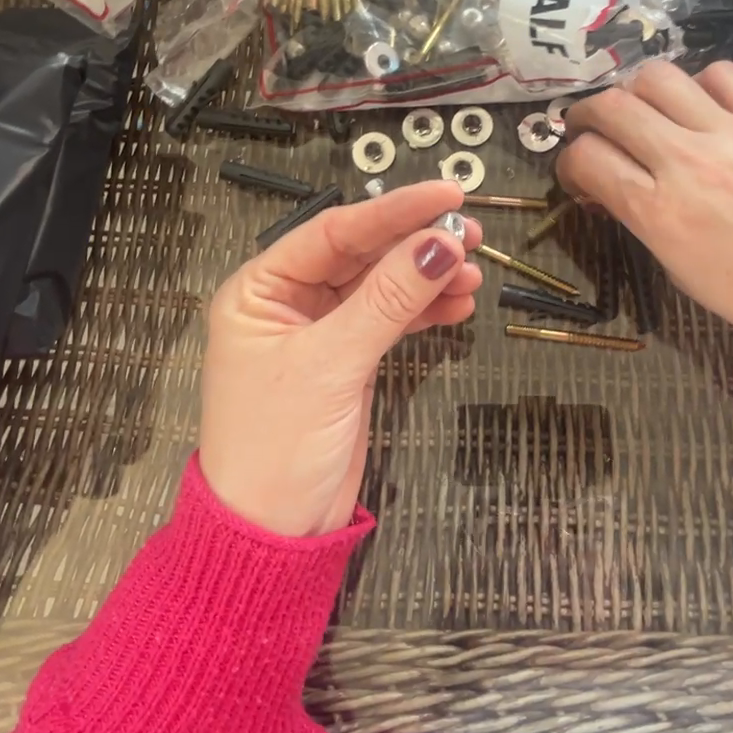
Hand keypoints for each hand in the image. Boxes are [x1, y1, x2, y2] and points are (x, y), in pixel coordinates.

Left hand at [199, 181, 482, 537]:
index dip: (393, 211)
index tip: (445, 196)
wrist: (275, 536)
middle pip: (362, 254)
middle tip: (469, 233)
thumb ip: (388, 300)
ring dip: (427, 277)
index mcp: (260, 289)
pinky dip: (424, 311)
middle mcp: (288, 301)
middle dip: (415, 243)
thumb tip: (439, 246)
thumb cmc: (275, 447)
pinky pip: (391, 319)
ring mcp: (321, 331)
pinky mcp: (348, 360)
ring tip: (472, 271)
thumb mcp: (331, 364)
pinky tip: (457, 303)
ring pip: (382, 286)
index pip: (334, 232)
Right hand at [558, 61, 732, 363]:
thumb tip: (617, 187)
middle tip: (589, 129)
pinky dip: (697, 83)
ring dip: (635, 91)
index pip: (587, 157)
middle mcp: (686, 161)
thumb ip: (642, 219)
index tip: (577, 173)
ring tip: (643, 111)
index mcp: (658, 212)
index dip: (568, 162)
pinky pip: (721, 74)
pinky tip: (700, 106)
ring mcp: (731, 132)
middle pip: (612, 106)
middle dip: (586, 114)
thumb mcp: (680, 270)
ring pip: (658, 76)